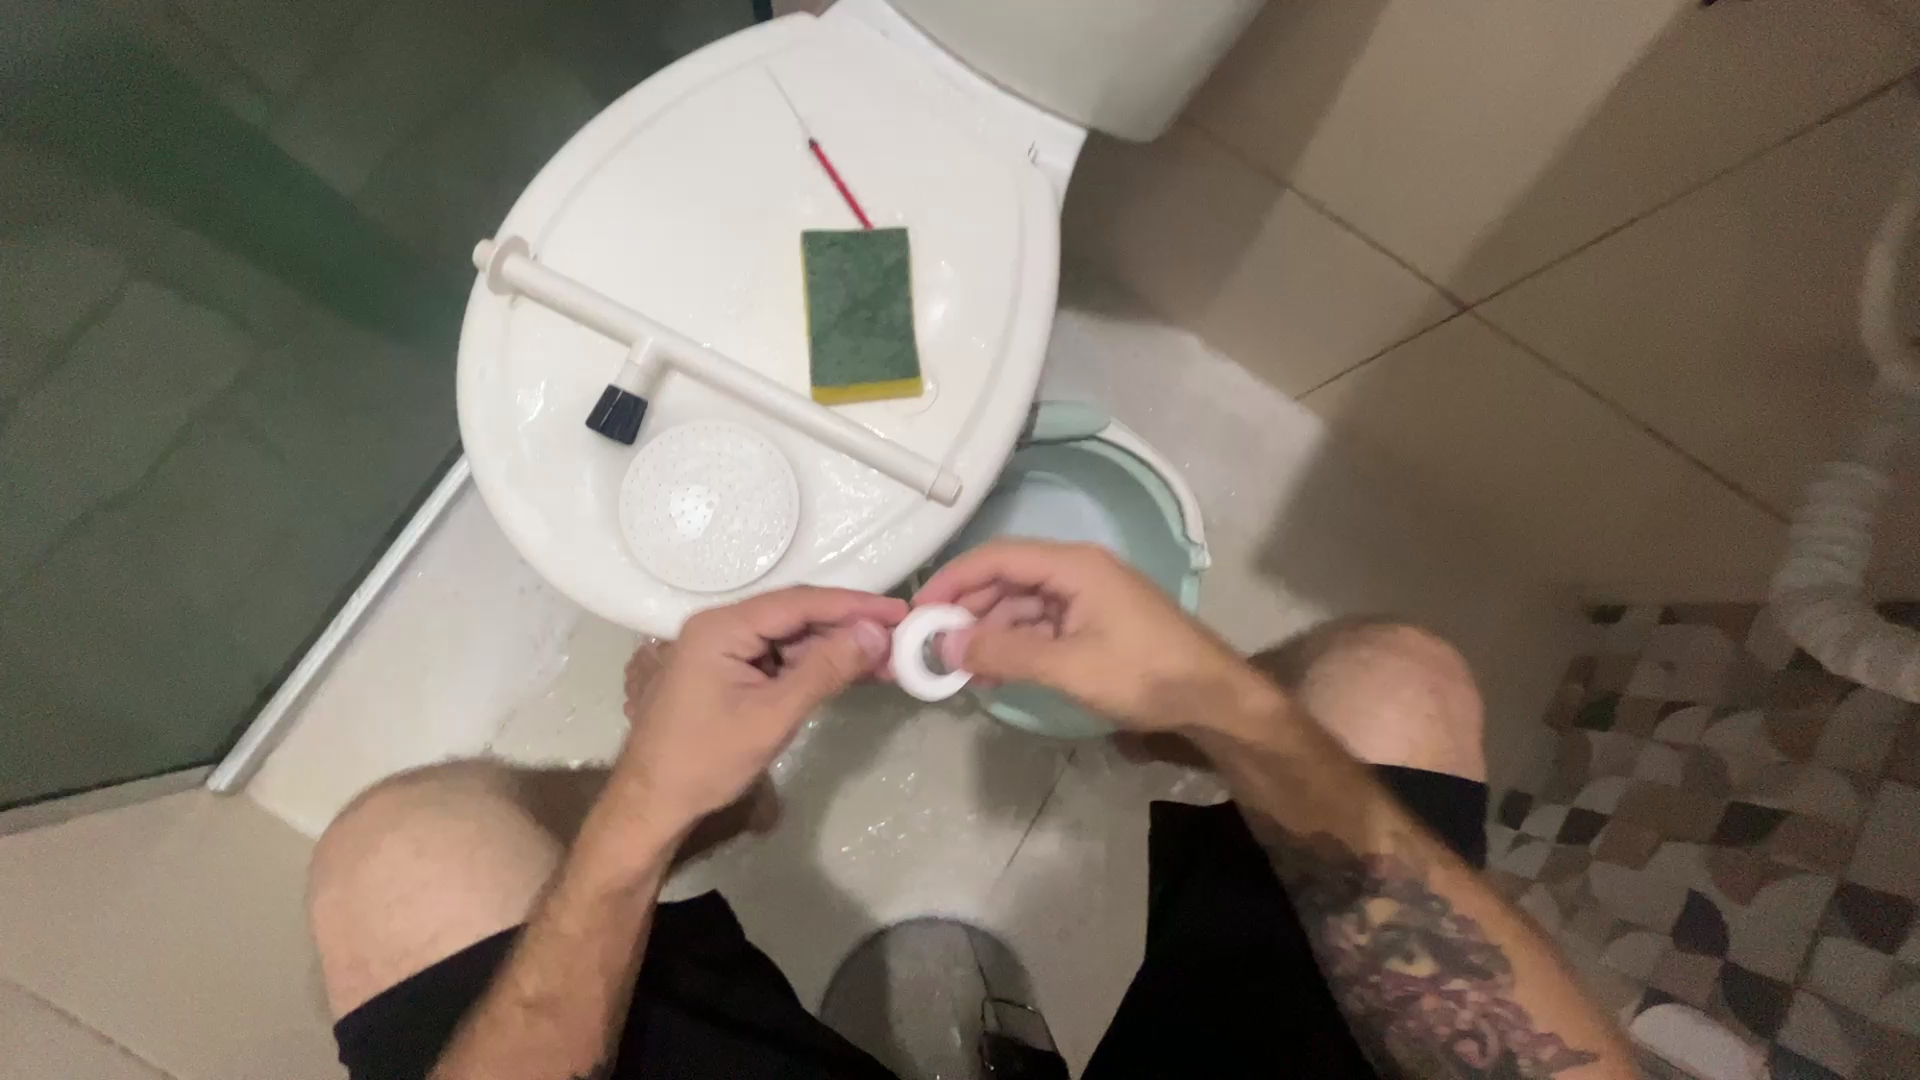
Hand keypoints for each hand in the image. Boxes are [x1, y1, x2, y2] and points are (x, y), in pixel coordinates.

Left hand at [611, 587, 906, 830]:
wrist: (651, 805)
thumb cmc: (705, 760)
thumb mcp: (772, 715)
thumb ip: (825, 670)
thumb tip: (876, 634)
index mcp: (722, 627)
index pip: (800, 603)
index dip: (854, 605)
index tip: (898, 612)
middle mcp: (723, 627)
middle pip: (798, 617)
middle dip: (850, 628)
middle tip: (900, 639)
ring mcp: (726, 649)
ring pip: (793, 638)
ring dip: (837, 649)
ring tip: (886, 661)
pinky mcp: (732, 671)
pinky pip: (782, 658)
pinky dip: (816, 666)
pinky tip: (851, 673)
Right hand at [912, 541, 1277, 732]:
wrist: (1213, 699)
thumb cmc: (1144, 674)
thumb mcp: (1069, 666)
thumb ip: (1006, 652)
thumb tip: (947, 647)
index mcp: (1073, 565)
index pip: (997, 558)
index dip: (954, 580)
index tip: (920, 611)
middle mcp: (1076, 571)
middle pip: (1007, 579)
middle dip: (968, 609)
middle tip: (933, 644)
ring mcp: (1086, 596)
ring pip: (1021, 604)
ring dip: (990, 632)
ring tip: (960, 667)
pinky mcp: (1093, 621)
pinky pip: (1041, 625)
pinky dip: (1015, 644)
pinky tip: (995, 672)